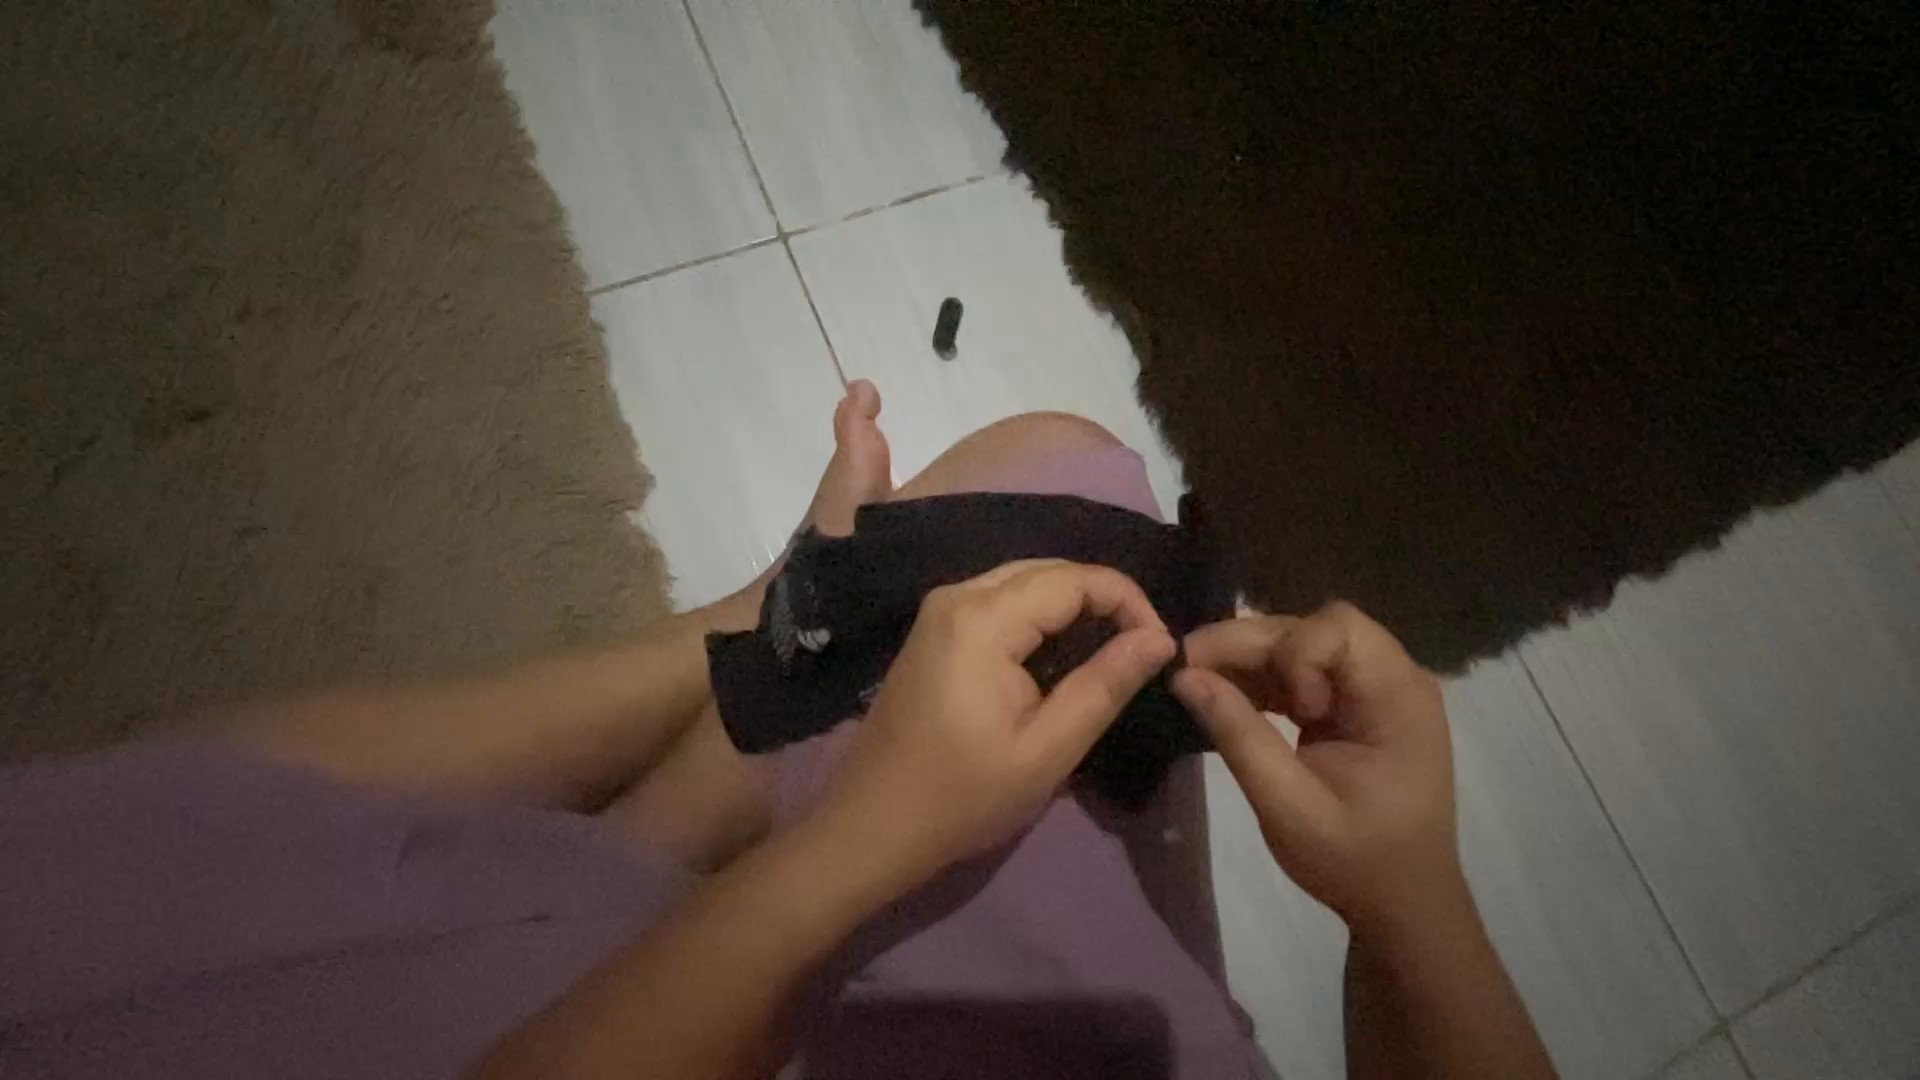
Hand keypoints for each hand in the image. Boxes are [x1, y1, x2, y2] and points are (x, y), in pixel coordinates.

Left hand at [812, 560, 1176, 890]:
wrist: (872, 824)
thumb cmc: (963, 796)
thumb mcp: (1048, 748)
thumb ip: (1106, 684)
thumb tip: (1160, 639)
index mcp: (982, 618)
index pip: (1074, 578)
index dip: (1127, 600)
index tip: (1160, 645)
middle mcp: (956, 596)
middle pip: (1047, 570)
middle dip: (1101, 597)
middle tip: (1140, 645)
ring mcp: (938, 610)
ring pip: (1022, 580)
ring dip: (1071, 604)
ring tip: (1111, 647)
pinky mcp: (932, 629)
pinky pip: (997, 599)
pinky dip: (1038, 614)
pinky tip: (1060, 650)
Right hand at [1174, 601, 1462, 930]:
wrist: (1400, 905)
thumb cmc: (1354, 860)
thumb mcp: (1288, 805)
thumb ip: (1238, 735)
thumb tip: (1182, 676)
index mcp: (1398, 697)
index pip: (1339, 628)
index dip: (1294, 654)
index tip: (1287, 710)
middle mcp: (1391, 677)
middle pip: (1311, 628)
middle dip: (1249, 645)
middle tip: (1191, 670)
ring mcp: (1370, 688)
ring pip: (1296, 642)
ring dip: (1247, 660)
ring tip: (1201, 683)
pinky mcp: (1348, 703)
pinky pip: (1296, 669)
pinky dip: (1259, 679)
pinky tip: (1227, 698)